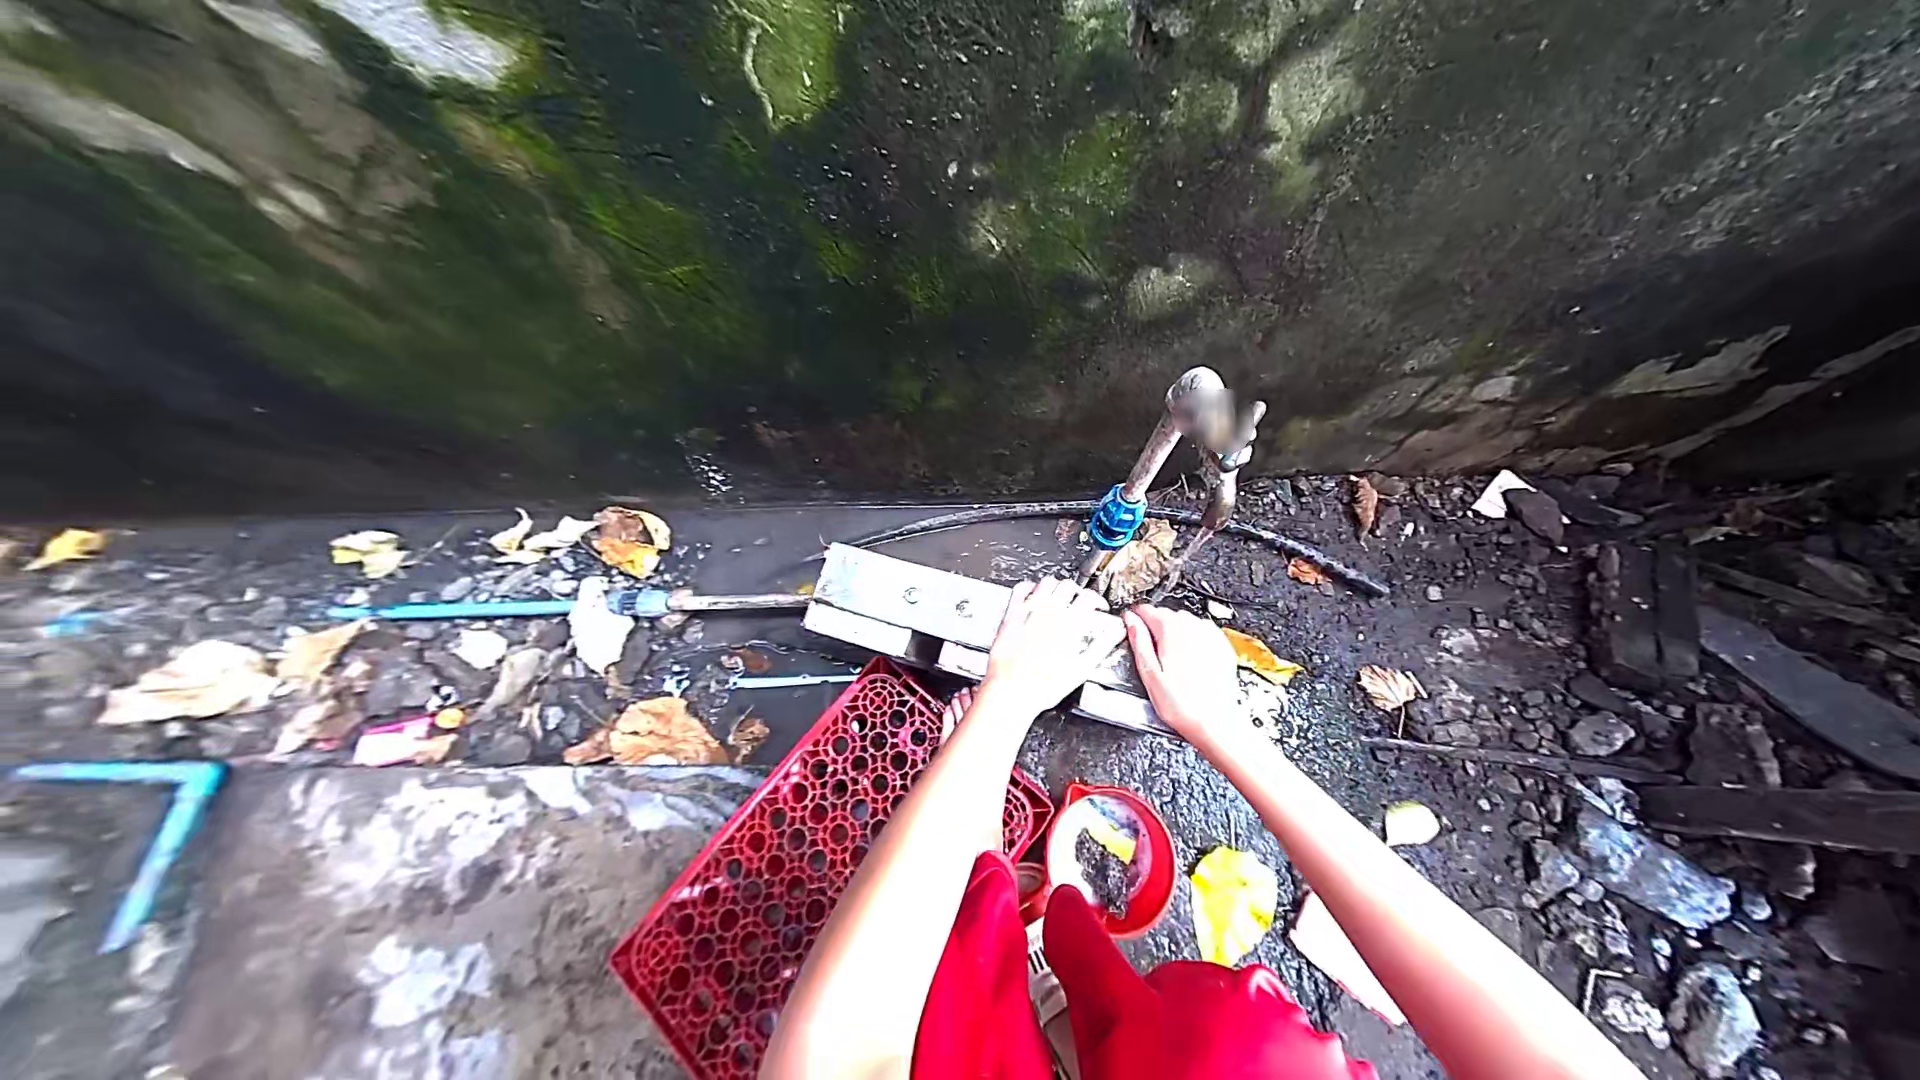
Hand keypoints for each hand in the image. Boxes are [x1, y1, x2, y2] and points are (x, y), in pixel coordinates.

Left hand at [978, 578, 1122, 716]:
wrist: (1011, 691)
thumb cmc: (1044, 686)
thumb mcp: (1081, 670)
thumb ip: (1101, 647)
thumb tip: (1116, 633)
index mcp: (1068, 625)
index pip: (1088, 597)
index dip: (1097, 599)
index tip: (1098, 606)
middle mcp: (1049, 613)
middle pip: (1068, 586)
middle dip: (1078, 591)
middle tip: (1079, 601)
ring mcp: (1028, 611)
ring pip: (1046, 583)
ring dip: (1056, 586)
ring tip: (1059, 596)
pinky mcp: (1011, 615)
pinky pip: (1020, 589)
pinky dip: (1030, 587)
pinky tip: (1034, 595)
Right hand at [1122, 604, 1251, 752]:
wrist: (1214, 725)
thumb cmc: (1181, 705)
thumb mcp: (1148, 672)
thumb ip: (1138, 640)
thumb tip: (1131, 621)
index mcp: (1171, 629)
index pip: (1146, 610)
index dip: (1136, 619)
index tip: (1133, 628)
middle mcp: (1193, 626)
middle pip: (1166, 615)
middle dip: (1156, 629)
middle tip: (1152, 654)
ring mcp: (1211, 636)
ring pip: (1185, 623)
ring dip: (1175, 634)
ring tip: (1171, 662)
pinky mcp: (1223, 647)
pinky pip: (1202, 634)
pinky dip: (1193, 642)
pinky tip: (1189, 663)